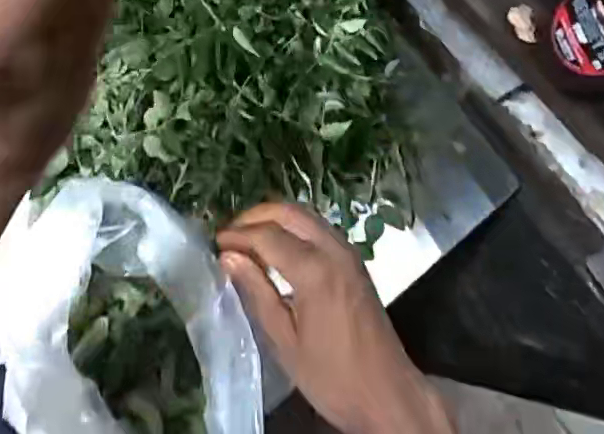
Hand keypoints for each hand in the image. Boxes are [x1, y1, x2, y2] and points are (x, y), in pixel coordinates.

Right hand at [218, 204, 452, 433]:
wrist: (388, 392)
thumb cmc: (333, 376)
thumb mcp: (286, 342)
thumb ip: (257, 293)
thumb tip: (229, 257)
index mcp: (315, 269)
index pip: (268, 235)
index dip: (238, 235)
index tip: (215, 243)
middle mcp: (333, 248)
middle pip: (288, 212)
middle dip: (255, 216)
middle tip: (229, 234)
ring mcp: (346, 249)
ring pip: (305, 214)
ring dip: (274, 218)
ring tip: (247, 238)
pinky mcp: (353, 257)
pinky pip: (317, 226)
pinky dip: (292, 226)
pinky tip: (276, 247)